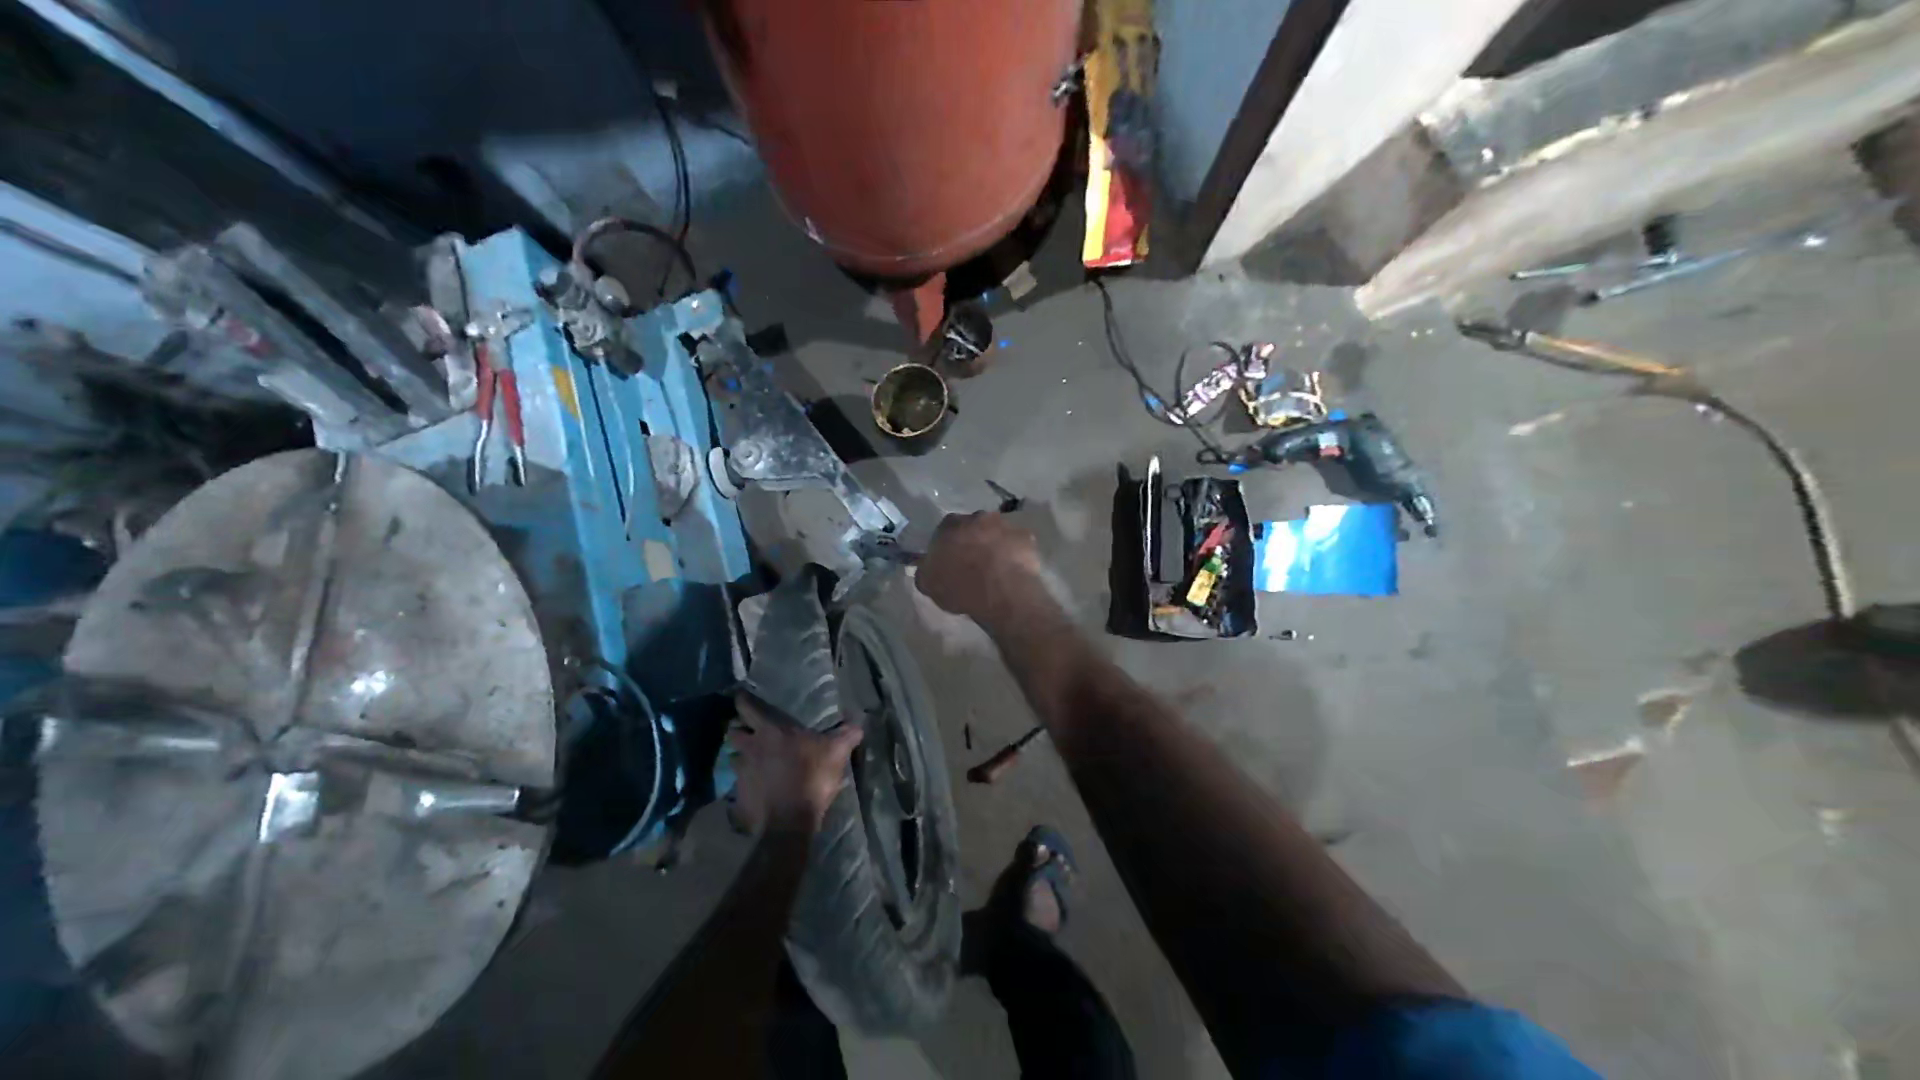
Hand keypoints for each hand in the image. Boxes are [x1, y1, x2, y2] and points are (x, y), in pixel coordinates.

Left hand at [728, 693, 862, 834]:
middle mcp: (750, 748)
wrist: (790, 821)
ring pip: (732, 758)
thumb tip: (858, 724)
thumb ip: (846, 735)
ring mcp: (741, 773)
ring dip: (740, 757)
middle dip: (739, 731)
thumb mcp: (836, 753)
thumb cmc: (811, 778)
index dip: (742, 700)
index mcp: (770, 731)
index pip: (747, 708)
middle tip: (749, 733)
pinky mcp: (738, 795)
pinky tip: (756, 789)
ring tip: (752, 762)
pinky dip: (745, 784)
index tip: (741, 695)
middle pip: (733, 733)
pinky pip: (738, 785)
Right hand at [915, 512, 1045, 624]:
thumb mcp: (928, 584)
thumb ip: (925, 570)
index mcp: (951, 524)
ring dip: (995, 545)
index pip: (945, 529)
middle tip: (973, 564)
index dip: (947, 545)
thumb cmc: (960, 586)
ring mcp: (1005, 525)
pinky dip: (1015, 553)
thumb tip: (926, 568)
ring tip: (995, 569)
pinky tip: (1013, 570)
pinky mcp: (1026, 537)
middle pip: (973, 527)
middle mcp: (978, 517)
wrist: (1001, 593)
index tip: (950, 561)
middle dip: (973, 541)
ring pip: (997, 532)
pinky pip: (1017, 544)